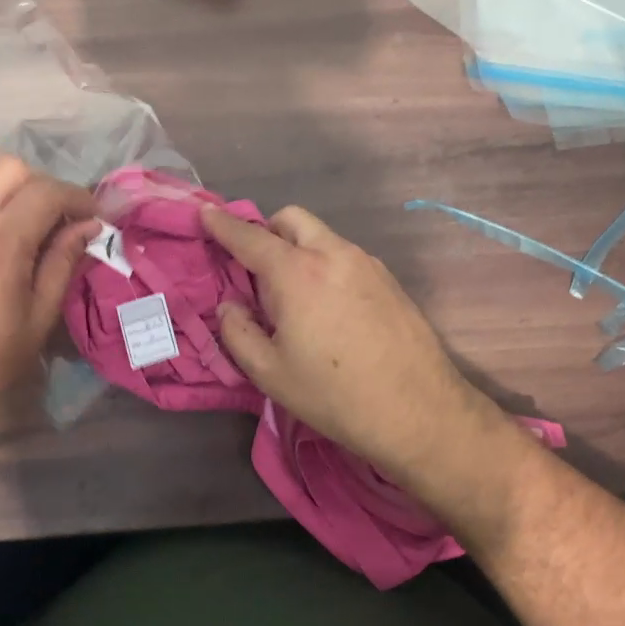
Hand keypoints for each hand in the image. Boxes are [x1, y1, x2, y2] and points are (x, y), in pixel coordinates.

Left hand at [0, 156, 96, 445]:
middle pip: (6, 167)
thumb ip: (64, 260)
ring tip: (20, 231)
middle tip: (56, 218)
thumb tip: (88, 225)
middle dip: (40, 185)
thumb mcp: (39, 317)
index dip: (75, 197)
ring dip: (5, 195)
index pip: (42, 192)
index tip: (91, 215)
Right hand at [201, 205, 516, 484]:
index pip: (250, 237)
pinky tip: (328, 309)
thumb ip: (237, 332)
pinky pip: (345, 257)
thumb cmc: (334, 395)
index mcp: (296, 273)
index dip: (223, 224)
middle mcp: (333, 255)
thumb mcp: (269, 372)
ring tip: (293, 297)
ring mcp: (367, 264)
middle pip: (291, 220)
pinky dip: (324, 265)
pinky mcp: (389, 280)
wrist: (418, 412)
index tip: (206, 213)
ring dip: (298, 249)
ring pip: (322, 237)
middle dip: (266, 231)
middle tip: (254, 268)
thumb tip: (230, 306)